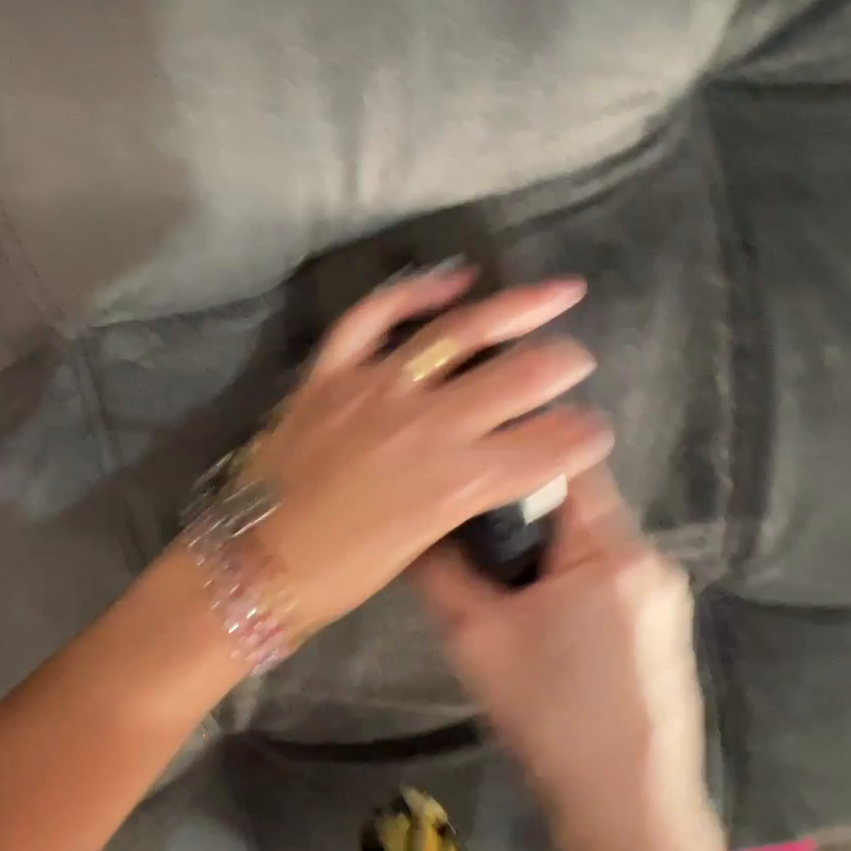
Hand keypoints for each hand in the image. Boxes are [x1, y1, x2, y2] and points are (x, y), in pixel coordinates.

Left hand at [241, 265, 612, 637]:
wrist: (257, 560)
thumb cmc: (343, 570)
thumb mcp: (425, 539)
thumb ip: (466, 489)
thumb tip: (495, 457)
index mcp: (459, 480)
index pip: (548, 445)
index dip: (583, 436)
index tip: (593, 429)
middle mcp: (427, 424)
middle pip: (518, 378)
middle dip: (562, 365)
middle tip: (577, 358)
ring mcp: (373, 388)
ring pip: (456, 334)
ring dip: (515, 310)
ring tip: (558, 294)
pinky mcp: (329, 373)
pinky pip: (372, 317)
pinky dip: (412, 291)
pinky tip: (454, 280)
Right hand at [414, 467, 721, 850]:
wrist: (627, 809)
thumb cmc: (548, 714)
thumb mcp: (471, 635)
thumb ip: (437, 567)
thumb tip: (410, 518)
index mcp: (609, 552)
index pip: (562, 462)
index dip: (508, 450)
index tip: (461, 452)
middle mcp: (648, 559)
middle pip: (571, 500)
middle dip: (514, 503)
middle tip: (459, 516)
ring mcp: (662, 593)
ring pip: (582, 535)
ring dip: (535, 539)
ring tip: (485, 561)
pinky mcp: (660, 622)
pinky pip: (599, 568)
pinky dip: (559, 569)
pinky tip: (527, 604)